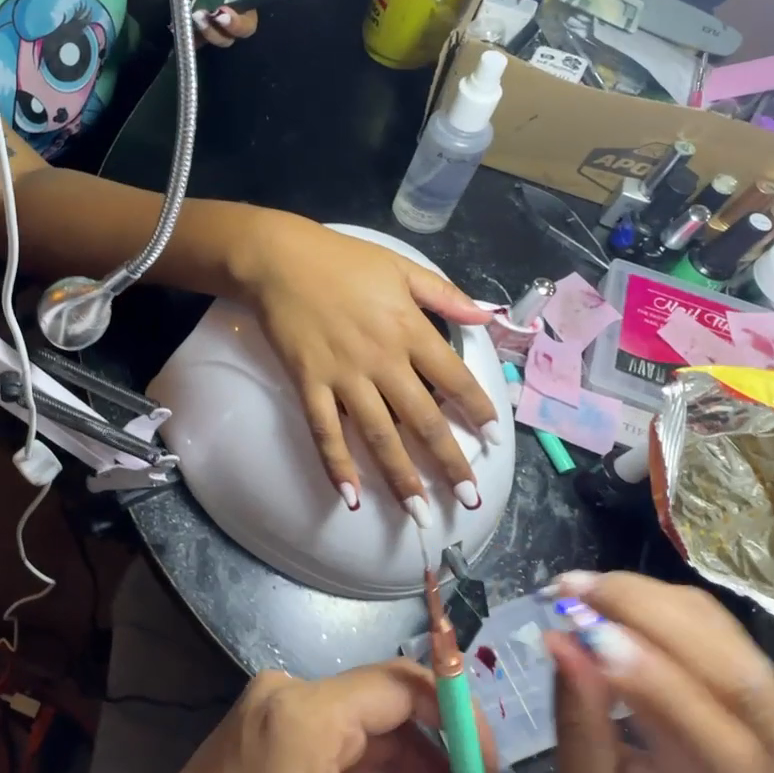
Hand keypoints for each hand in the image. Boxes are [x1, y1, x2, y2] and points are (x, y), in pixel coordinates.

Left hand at [136, 660, 510, 772]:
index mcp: (305, 712)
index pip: (400, 684)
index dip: (456, 719)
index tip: (492, 772)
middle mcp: (286, 694)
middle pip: (381, 716)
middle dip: (430, 770)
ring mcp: (267, 712)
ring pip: (356, 737)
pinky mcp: (258, 734)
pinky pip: (326, 749)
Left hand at [189, 0, 302, 47]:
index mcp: (248, 0)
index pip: (249, 22)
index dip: (239, 22)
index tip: (228, 8)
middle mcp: (234, 17)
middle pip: (237, 34)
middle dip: (227, 27)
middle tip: (215, 12)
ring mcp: (214, 24)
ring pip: (218, 39)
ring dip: (208, 31)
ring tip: (197, 14)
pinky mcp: (196, 28)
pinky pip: (196, 40)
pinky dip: (193, 34)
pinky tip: (183, 22)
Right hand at [240, 214, 498, 520]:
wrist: (279, 260)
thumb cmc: (342, 261)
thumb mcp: (401, 267)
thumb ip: (444, 295)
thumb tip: (488, 317)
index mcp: (409, 329)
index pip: (454, 379)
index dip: (477, 411)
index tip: (494, 440)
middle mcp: (382, 360)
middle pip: (423, 419)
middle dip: (449, 462)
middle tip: (468, 498)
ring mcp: (343, 376)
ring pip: (378, 434)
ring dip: (400, 476)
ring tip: (419, 512)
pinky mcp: (309, 384)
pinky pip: (325, 430)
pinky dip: (337, 464)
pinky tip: (350, 496)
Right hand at [548, 572, 773, 772]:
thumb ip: (581, 728)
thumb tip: (560, 641)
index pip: (715, 740)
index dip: (651, 680)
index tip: (581, 633)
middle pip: (731, 671)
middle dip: (645, 615)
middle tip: (570, 588)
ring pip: (727, 637)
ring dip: (649, 598)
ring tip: (583, 586)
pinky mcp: (767, 679)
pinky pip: (722, 625)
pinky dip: (664, 599)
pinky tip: (616, 597)